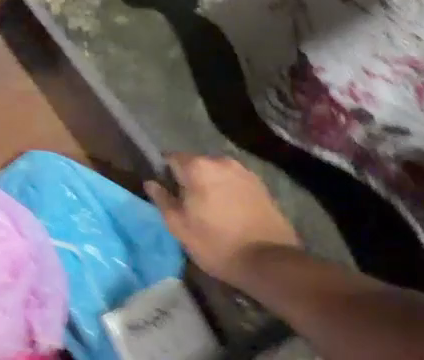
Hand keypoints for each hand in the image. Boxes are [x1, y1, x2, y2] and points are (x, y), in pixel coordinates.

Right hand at [145, 153, 301, 288]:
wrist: (272, 264)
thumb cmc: (218, 244)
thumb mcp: (180, 227)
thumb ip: (162, 200)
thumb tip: (151, 183)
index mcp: (197, 166)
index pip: (170, 159)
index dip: (166, 176)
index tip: (169, 195)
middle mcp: (221, 161)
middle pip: (196, 164)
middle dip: (191, 180)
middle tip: (191, 206)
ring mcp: (245, 173)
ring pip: (217, 173)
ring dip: (212, 186)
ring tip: (214, 211)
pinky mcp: (263, 187)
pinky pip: (236, 183)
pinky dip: (231, 193)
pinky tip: (233, 214)